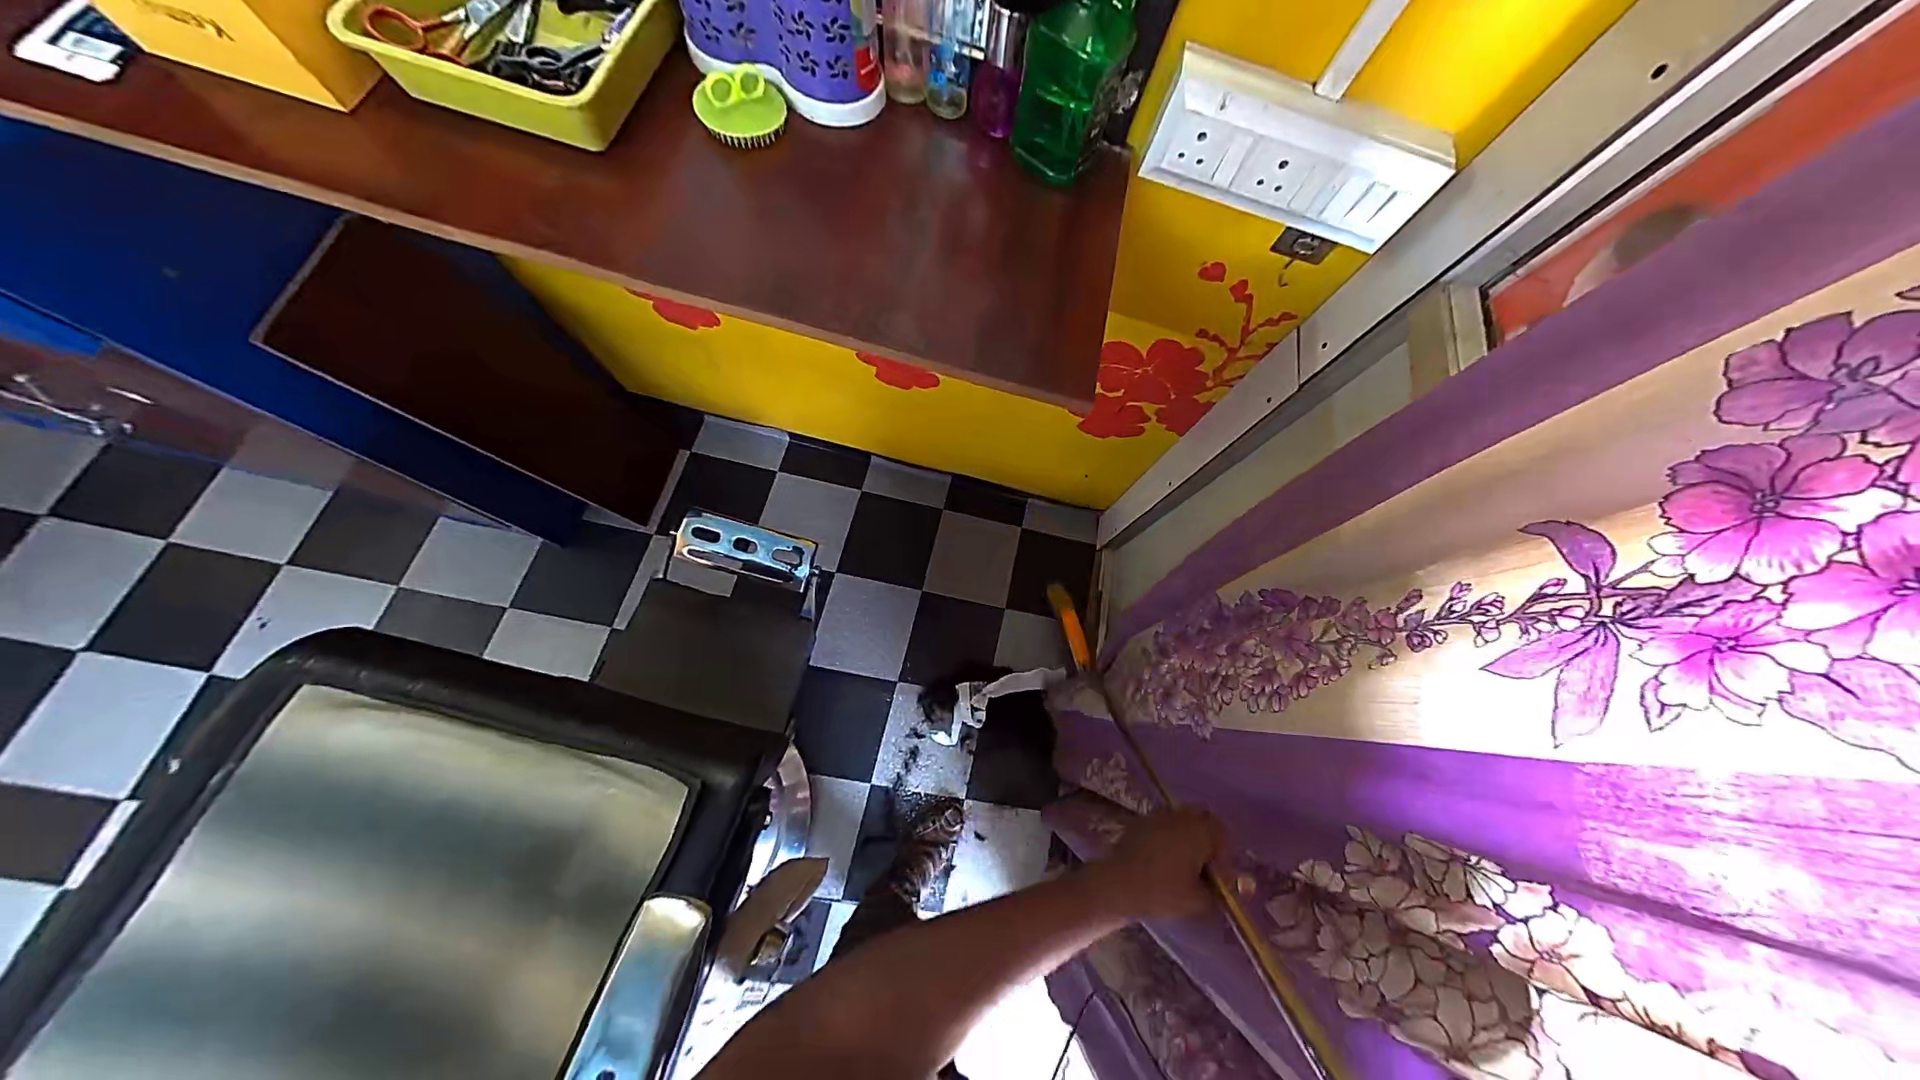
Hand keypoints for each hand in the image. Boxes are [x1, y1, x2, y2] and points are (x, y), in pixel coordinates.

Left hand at [1087, 808, 1224, 918]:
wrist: (1119, 883)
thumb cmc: (1163, 891)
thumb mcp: (1199, 900)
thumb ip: (1220, 892)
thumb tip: (1227, 886)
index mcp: (1199, 831)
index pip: (1222, 832)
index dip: (1225, 853)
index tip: (1218, 875)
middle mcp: (1180, 816)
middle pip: (1203, 817)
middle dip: (1209, 837)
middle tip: (1205, 864)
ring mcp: (1158, 815)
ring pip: (1183, 816)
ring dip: (1189, 833)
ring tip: (1186, 860)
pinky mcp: (1141, 820)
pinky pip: (1164, 821)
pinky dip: (1170, 833)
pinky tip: (1165, 855)